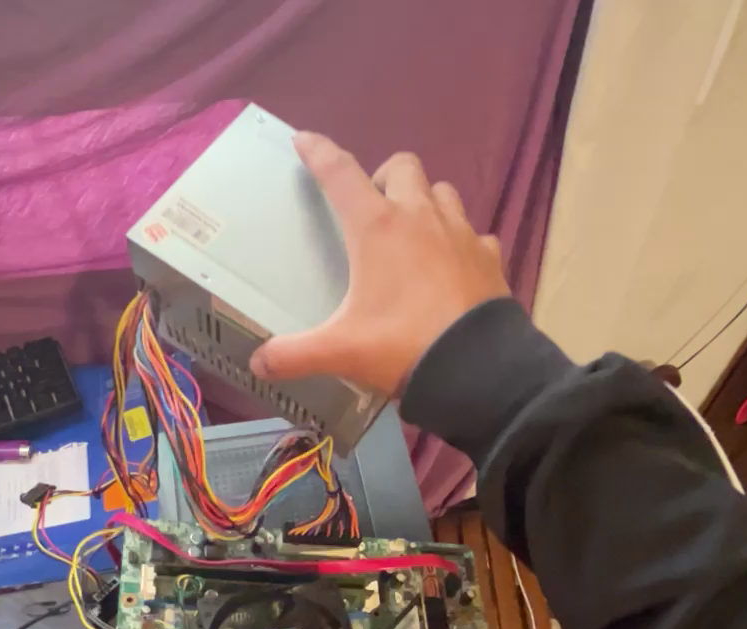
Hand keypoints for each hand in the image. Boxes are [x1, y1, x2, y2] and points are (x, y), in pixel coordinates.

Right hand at [251, 133, 511, 396]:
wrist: (476, 368)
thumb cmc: (401, 346)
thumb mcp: (341, 351)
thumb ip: (295, 354)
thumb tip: (258, 364)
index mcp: (377, 228)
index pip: (340, 173)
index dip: (318, 153)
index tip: (304, 141)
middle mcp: (420, 217)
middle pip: (402, 166)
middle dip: (383, 177)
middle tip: (372, 208)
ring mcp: (461, 233)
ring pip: (442, 192)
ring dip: (425, 201)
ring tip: (413, 231)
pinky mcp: (489, 257)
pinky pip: (474, 234)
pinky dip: (461, 242)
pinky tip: (453, 264)